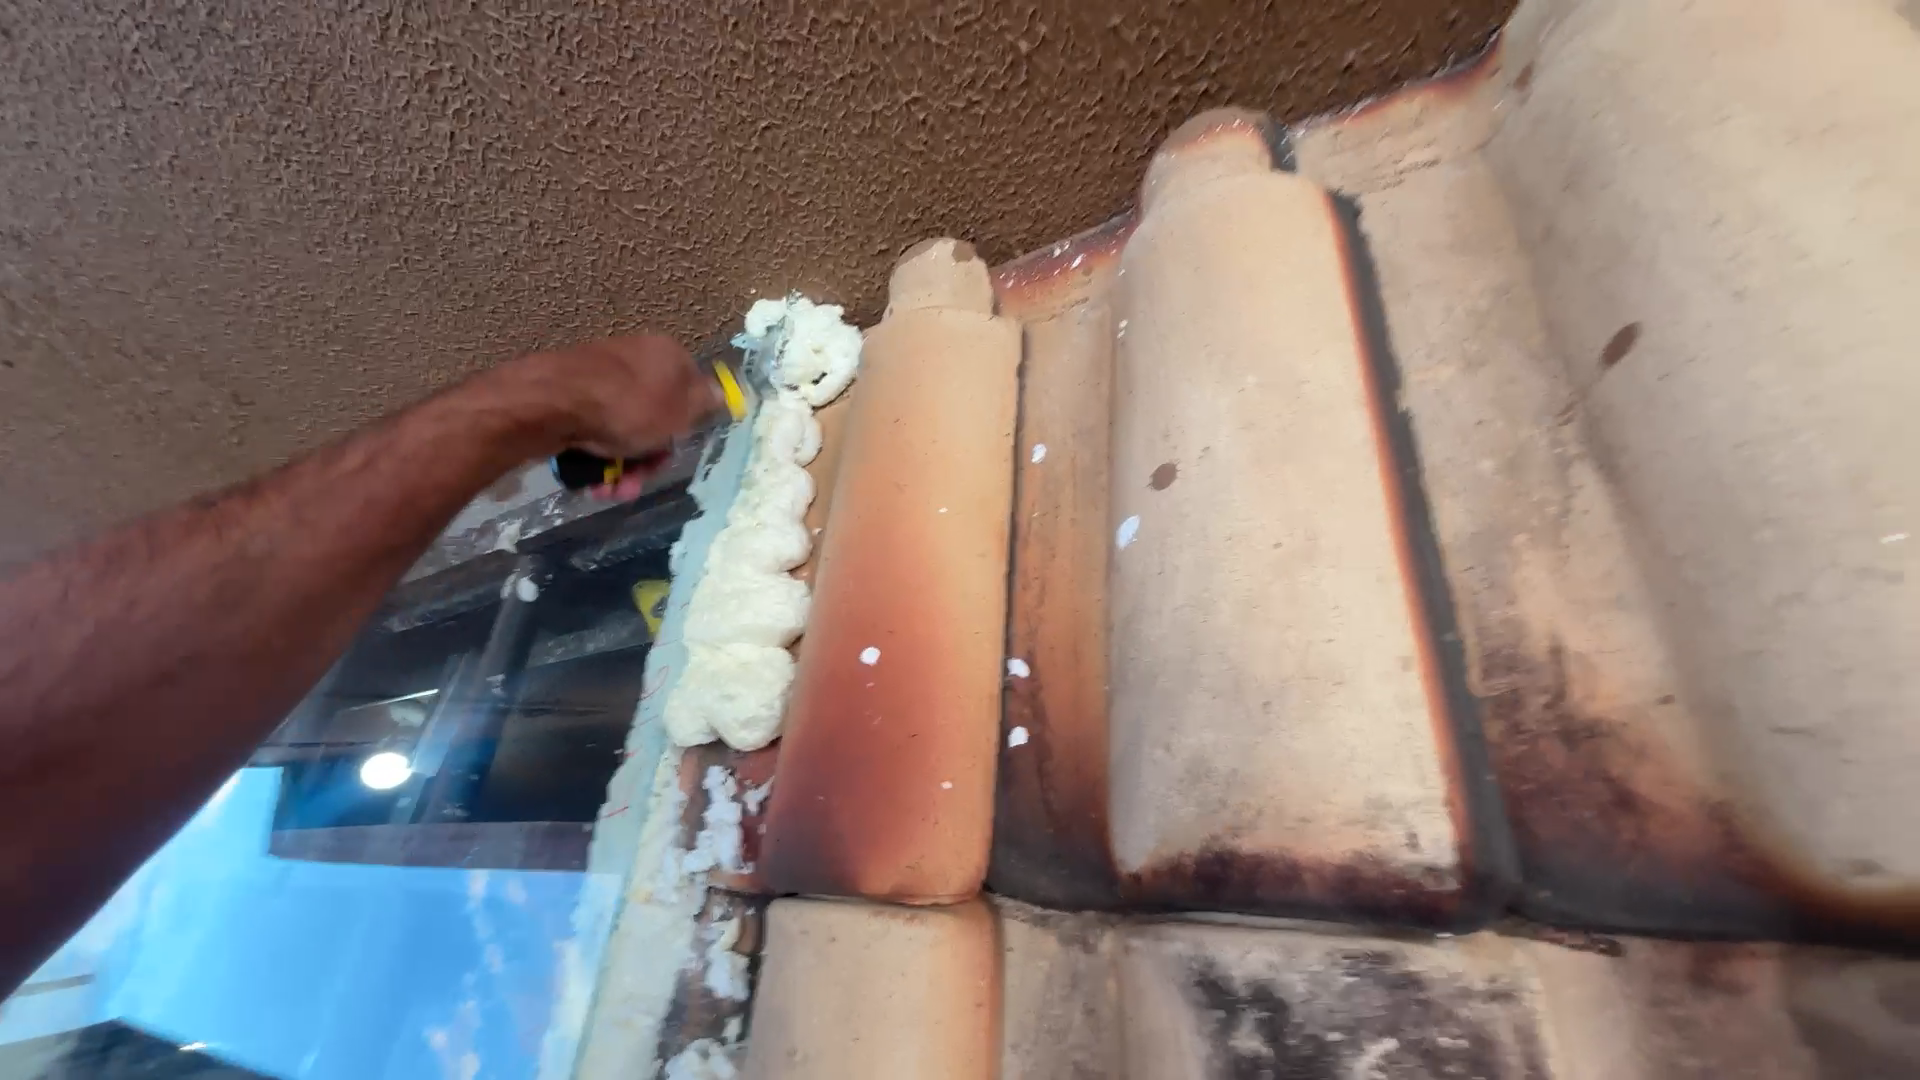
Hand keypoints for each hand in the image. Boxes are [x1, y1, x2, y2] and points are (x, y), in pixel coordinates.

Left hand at [492, 334, 724, 497]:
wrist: (551, 404)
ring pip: (625, 432)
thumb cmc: (630, 407)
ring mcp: (600, 379)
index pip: (692, 388)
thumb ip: (707, 403)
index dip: (690, 423)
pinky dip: (600, 460)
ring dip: (626, 468)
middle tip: (643, 478)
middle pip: (656, 418)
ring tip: (615, 490)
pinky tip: (596, 483)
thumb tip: (722, 392)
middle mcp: (634, 361)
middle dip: (652, 457)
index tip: (682, 446)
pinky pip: (596, 434)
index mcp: (666, 355)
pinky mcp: (571, 399)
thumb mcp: (682, 411)